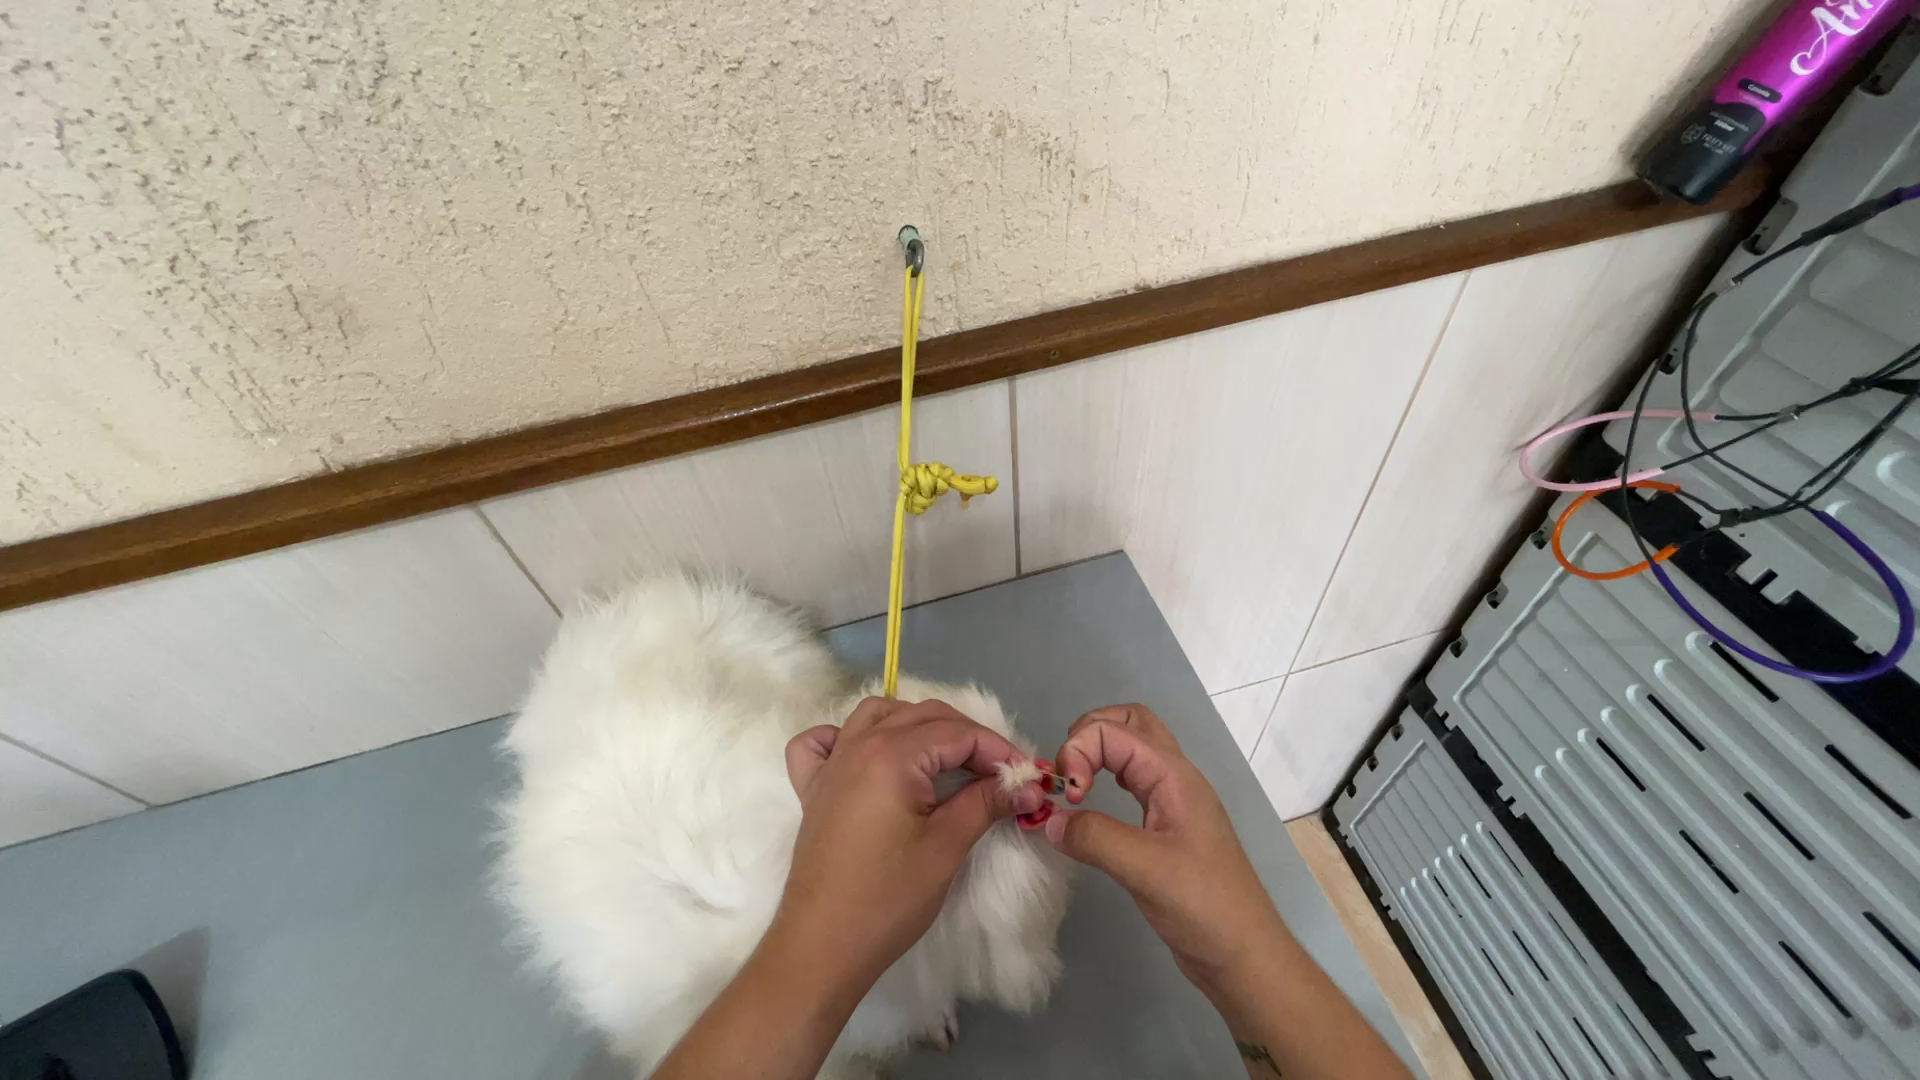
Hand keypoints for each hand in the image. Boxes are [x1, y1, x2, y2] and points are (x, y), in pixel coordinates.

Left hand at [776, 696, 1045, 985]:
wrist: (822, 948)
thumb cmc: (889, 898)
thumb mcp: (947, 846)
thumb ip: (986, 802)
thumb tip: (1027, 786)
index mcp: (892, 754)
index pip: (958, 732)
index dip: (998, 750)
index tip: (1026, 777)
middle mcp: (858, 744)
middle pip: (923, 715)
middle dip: (967, 737)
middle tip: (998, 775)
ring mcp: (830, 763)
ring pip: (877, 714)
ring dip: (915, 724)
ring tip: (943, 758)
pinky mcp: (812, 788)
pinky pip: (823, 741)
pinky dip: (845, 735)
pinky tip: (865, 755)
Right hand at [1045, 704, 1289, 995]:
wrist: (1245, 957)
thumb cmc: (1203, 906)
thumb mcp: (1145, 869)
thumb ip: (1094, 837)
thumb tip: (1050, 820)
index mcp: (1173, 776)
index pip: (1113, 731)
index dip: (1079, 752)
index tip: (1069, 797)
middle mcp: (1175, 778)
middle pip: (1132, 722)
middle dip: (1091, 731)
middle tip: (1067, 770)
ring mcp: (1174, 801)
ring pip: (1135, 747)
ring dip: (1101, 750)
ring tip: (1076, 781)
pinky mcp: (1168, 825)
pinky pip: (1136, 779)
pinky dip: (1109, 776)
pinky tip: (1095, 803)